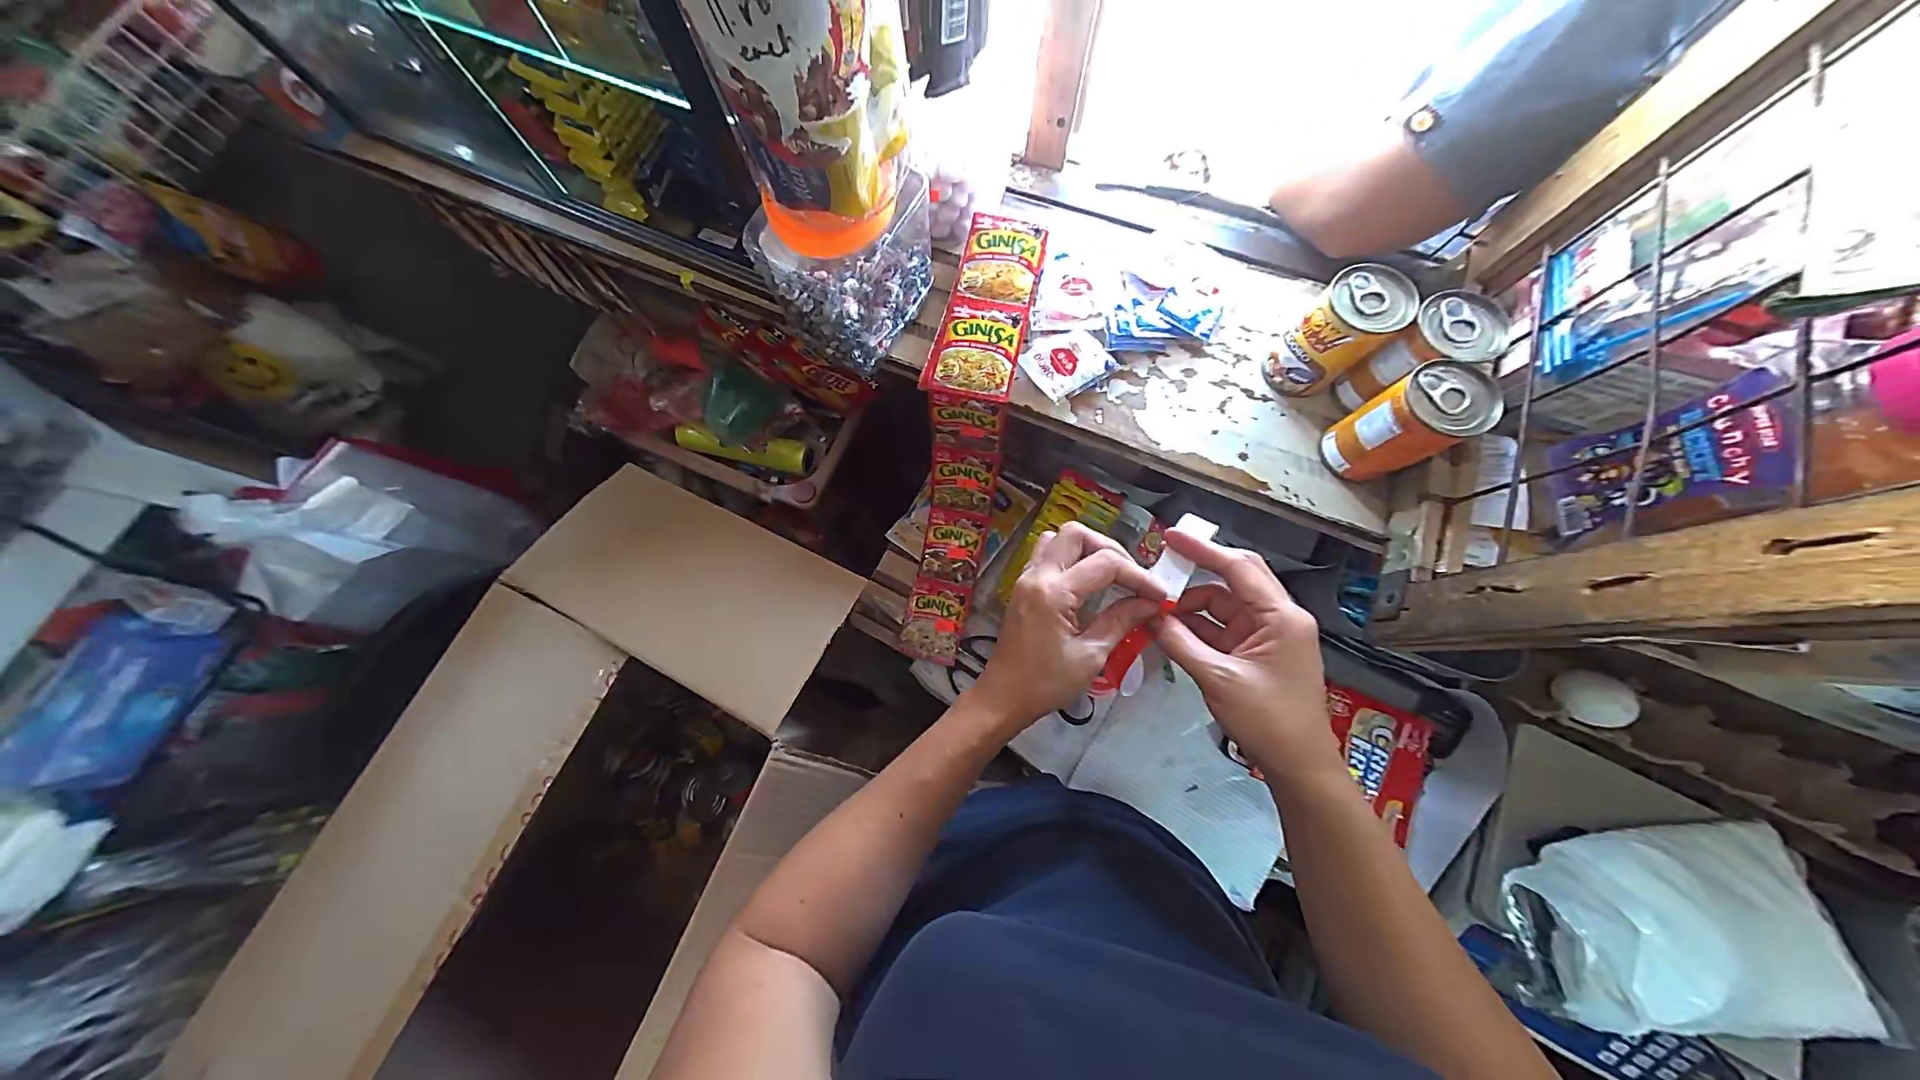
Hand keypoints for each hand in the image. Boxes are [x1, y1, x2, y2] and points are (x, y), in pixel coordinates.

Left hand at [968, 522, 1164, 725]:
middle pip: (1076, 534)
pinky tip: (1088, 583)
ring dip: (1088, 549)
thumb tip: (1149, 604)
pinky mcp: (1023, 587)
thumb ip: (1120, 621)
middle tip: (1132, 577)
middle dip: (1111, 549)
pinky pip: (1048, 555)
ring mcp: (1025, 578)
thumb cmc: (1044, 683)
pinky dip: (1071, 559)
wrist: (1003, 697)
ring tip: (1111, 575)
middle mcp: (1036, 576)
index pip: (1105, 564)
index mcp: (1053, 592)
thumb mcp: (1090, 656)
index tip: (1158, 595)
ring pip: (1058, 539)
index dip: (1138, 576)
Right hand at [1149, 530, 1343, 790]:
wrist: (1298, 765)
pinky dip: (1198, 628)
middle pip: (1235, 579)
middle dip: (1198, 571)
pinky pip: (1223, 628)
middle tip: (1162, 564)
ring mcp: (1268, 635)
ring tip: (1158, 610)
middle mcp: (1278, 618)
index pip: (1238, 568)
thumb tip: (1152, 617)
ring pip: (1224, 605)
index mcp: (1281, 617)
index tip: (1171, 536)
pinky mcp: (1257, 652)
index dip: (1203, 550)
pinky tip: (1171, 630)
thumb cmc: (1268, 720)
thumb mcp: (1218, 679)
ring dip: (1193, 606)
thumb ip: (1181, 643)